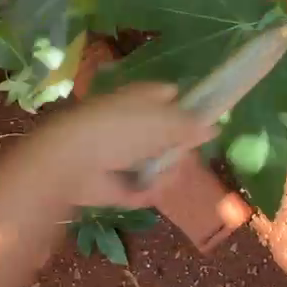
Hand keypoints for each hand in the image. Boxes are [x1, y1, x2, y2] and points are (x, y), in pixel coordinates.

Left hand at [20, 83, 213, 207]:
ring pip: (156, 163)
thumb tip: (213, 127)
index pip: (170, 96)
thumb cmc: (121, 128)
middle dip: (179, 149)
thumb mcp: (164, 122)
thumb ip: (190, 125)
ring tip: (166, 176)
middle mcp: (132, 123)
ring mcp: (122, 153)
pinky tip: (151, 190)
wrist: (73, 160)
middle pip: (167, 135)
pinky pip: (141, 186)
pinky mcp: (114, 183)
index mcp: (141, 98)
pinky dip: (147, 190)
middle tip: (184, 156)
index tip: (204, 123)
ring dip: (165, 173)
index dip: (188, 107)